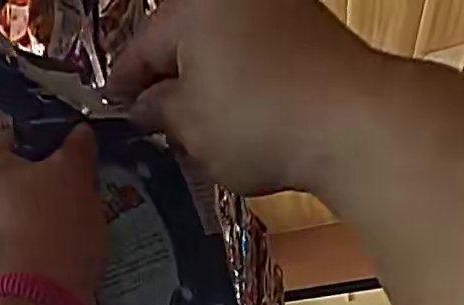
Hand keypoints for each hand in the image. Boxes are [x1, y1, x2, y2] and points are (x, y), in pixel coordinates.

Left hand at [0, 124, 107, 299]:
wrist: (41, 302)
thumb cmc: (53, 226)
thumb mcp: (73, 178)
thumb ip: (78, 151)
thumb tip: (81, 132)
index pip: (16, 140)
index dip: (47, 141)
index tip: (74, 152)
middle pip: (22, 185)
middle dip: (51, 187)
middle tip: (85, 191)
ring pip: (28, 221)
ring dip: (53, 222)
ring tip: (84, 227)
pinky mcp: (8, 277)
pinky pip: (35, 251)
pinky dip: (52, 250)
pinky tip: (73, 255)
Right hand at [104, 0, 385, 194]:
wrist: (347, 122)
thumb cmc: (265, 119)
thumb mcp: (192, 127)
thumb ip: (158, 112)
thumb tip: (144, 107)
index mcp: (193, 6)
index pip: (142, 45)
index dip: (124, 83)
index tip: (116, 106)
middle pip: (183, 41)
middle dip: (168, 84)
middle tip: (156, 125)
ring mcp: (274, 9)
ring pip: (221, 50)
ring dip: (206, 89)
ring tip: (201, 132)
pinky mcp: (305, 33)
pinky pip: (255, 57)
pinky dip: (241, 87)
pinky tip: (241, 122)